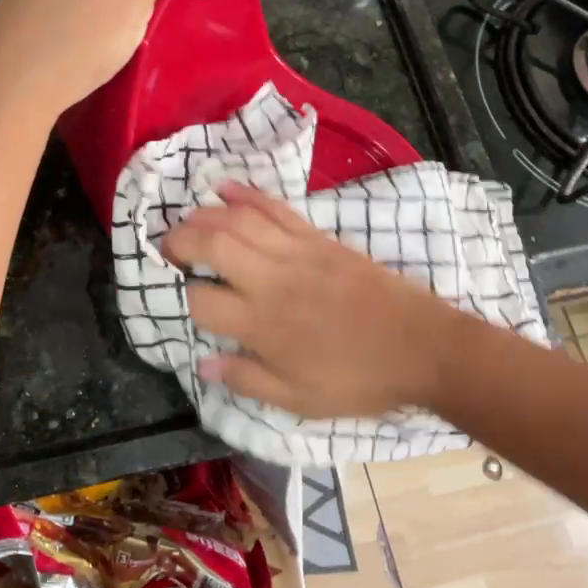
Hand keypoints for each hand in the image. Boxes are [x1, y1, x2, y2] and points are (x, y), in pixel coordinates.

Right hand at [162, 183, 470, 417]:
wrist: (421, 347)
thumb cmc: (358, 379)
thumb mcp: (300, 399)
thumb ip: (247, 380)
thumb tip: (202, 364)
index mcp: (263, 325)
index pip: (202, 301)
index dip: (179, 297)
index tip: (174, 297)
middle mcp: (272, 281)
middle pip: (212, 245)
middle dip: (179, 241)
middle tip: (165, 248)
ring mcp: (295, 253)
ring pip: (238, 220)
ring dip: (205, 215)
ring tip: (186, 220)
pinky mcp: (317, 237)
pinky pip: (275, 207)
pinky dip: (247, 194)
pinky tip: (224, 188)